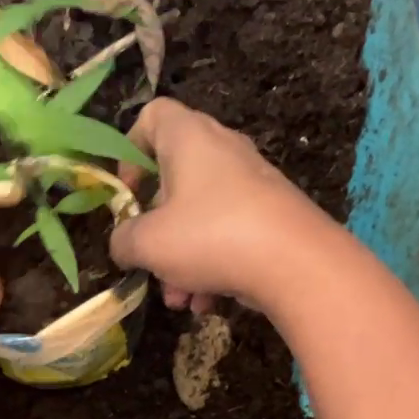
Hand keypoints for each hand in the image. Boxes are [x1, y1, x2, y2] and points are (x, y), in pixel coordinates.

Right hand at [110, 98, 334, 313]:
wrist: (295, 262)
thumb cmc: (210, 236)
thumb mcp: (148, 243)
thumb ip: (123, 240)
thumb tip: (122, 243)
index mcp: (188, 138)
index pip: (151, 116)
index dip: (128, 152)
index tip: (125, 194)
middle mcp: (221, 150)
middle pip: (172, 180)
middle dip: (153, 228)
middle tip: (146, 258)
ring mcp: (249, 183)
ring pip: (197, 218)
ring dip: (179, 260)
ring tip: (178, 299)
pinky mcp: (268, 214)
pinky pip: (225, 235)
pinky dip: (210, 266)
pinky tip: (206, 301)